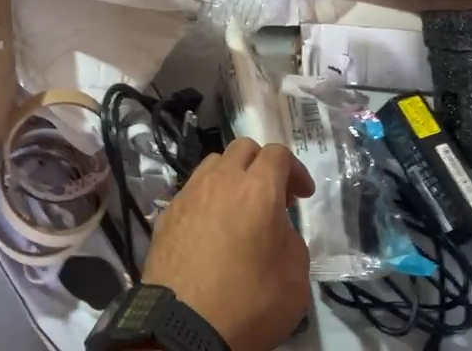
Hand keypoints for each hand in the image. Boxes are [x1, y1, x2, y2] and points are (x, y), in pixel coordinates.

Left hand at [141, 138, 314, 350]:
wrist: (183, 323)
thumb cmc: (247, 303)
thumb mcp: (295, 281)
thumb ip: (292, 241)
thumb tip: (277, 228)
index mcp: (257, 190)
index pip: (277, 153)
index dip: (295, 169)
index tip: (303, 195)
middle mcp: (221, 180)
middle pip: (243, 148)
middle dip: (263, 165)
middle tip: (274, 199)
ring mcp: (189, 191)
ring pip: (215, 163)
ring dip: (234, 177)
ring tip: (242, 211)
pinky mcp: (168, 209)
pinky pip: (194, 188)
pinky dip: (209, 197)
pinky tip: (214, 228)